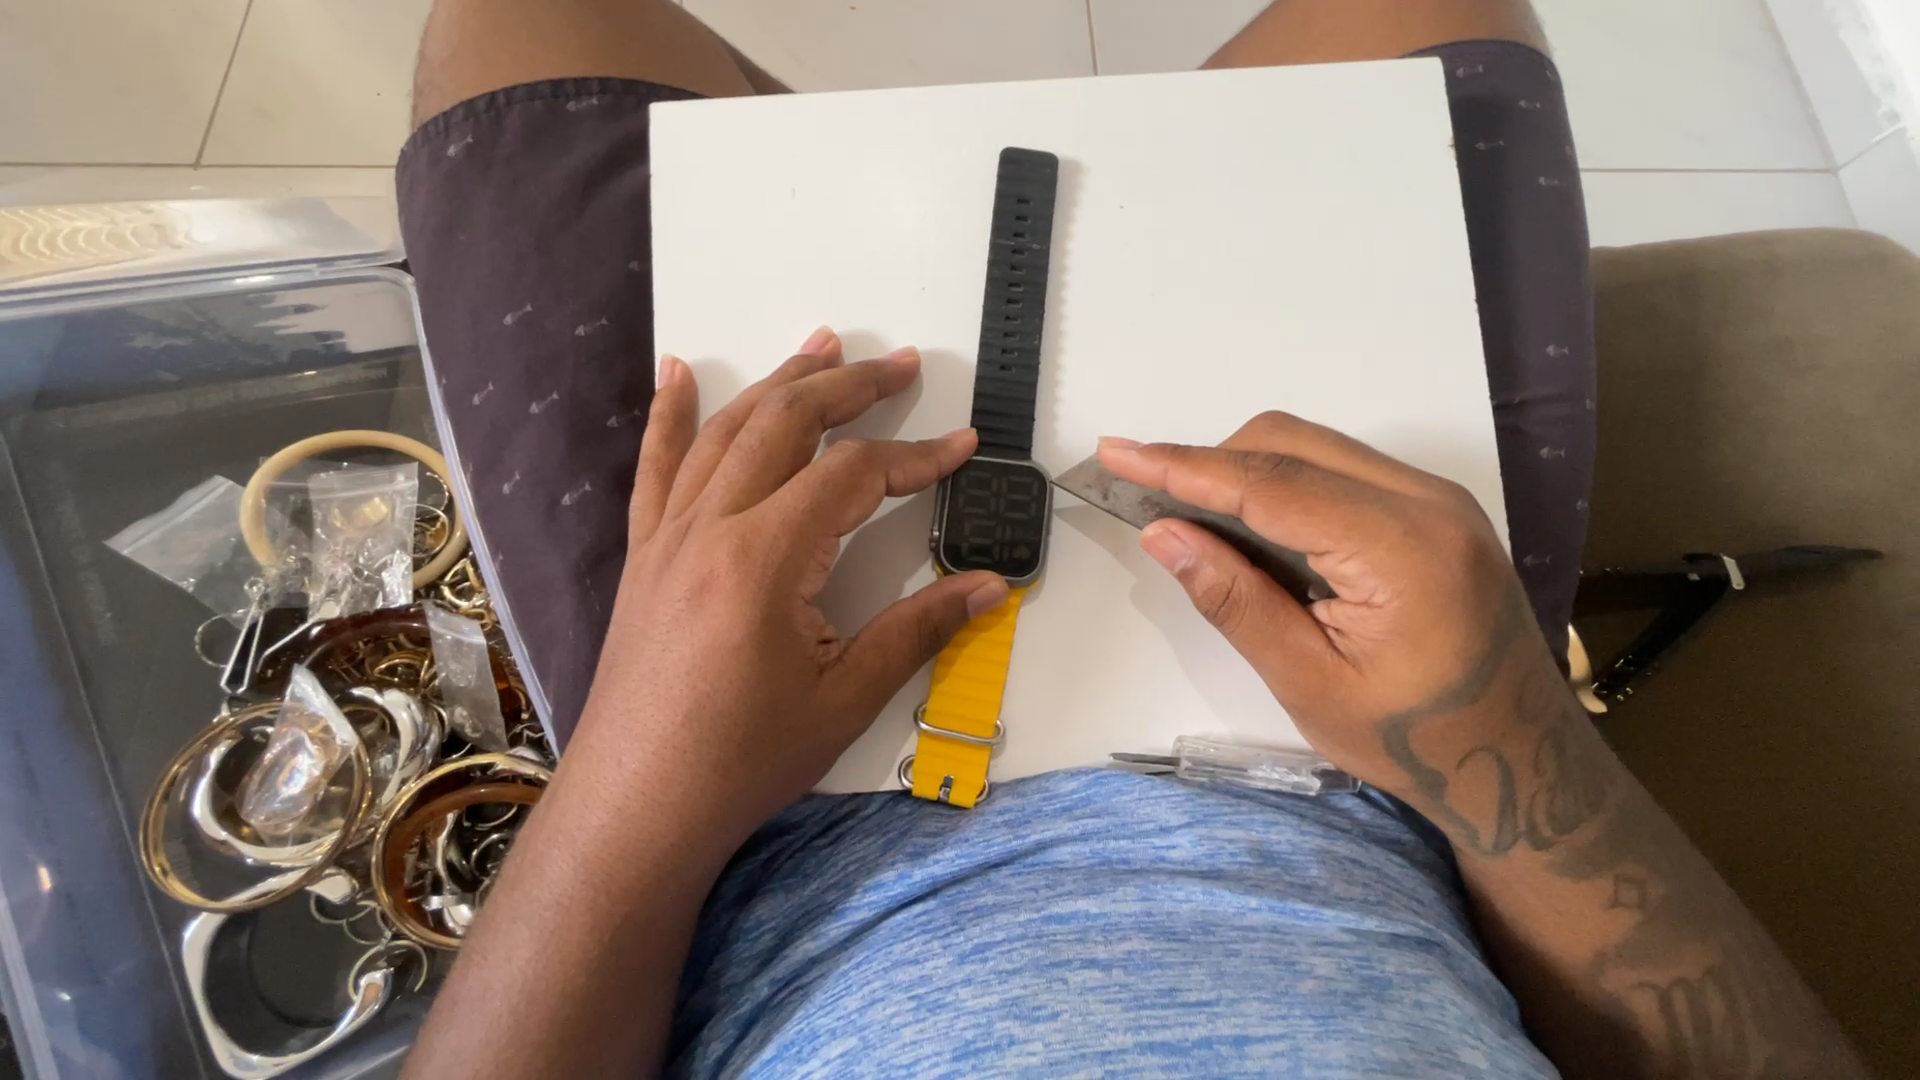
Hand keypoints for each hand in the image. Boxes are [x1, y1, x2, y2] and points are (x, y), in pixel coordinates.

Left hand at [569, 327, 1009, 840]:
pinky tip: (678, 373)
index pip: (853, 477)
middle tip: (901, 364)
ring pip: (727, 432)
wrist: (638, 807)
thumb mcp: (846, 698)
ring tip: (823, 345)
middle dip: (851, 387)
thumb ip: (919, 630)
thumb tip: (992, 587)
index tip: (962, 447)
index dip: (915, 456)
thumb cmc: (744, 760)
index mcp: (765, 559)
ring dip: (779, 383)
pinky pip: (655, 468)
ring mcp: (669, 536)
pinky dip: (668, 414)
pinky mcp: (646, 555)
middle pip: (787, 426)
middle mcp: (711, 527)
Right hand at [1098, 411, 1572, 810]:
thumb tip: (1162, 534)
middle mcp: (1426, 501)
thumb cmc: (1413, 740)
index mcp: (1400, 550)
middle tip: (1156, 509)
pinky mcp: (1429, 510)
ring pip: (1311, 448)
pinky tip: (1255, 532)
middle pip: (1289, 443)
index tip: (1117, 454)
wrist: (1521, 762)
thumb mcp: (1308, 682)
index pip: (1269, 484)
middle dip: (1210, 465)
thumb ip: (1233, 600)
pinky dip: (1280, 486)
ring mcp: (1434, 499)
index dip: (1183, 467)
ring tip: (1199, 525)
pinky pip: (1335, 469)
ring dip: (1242, 473)